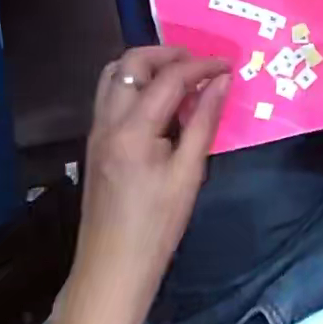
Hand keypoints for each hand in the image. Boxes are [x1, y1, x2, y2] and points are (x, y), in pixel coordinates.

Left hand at [62, 46, 228, 323]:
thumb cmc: (156, 229)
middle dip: (168, 54)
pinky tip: (160, 102)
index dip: (200, 65)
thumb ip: (204, 121)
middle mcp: (107, 118)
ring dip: (147, 66)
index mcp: (132, 128)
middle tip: (200, 66)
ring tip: (181, 78)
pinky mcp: (94, 139)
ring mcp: (96, 127)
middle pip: (132, 62)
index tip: (227, 64)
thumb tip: (222, 81)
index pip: (168, 78)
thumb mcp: (189, 175)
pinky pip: (111, 93)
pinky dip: (135, 84)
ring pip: (115, 73)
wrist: (111, 269)